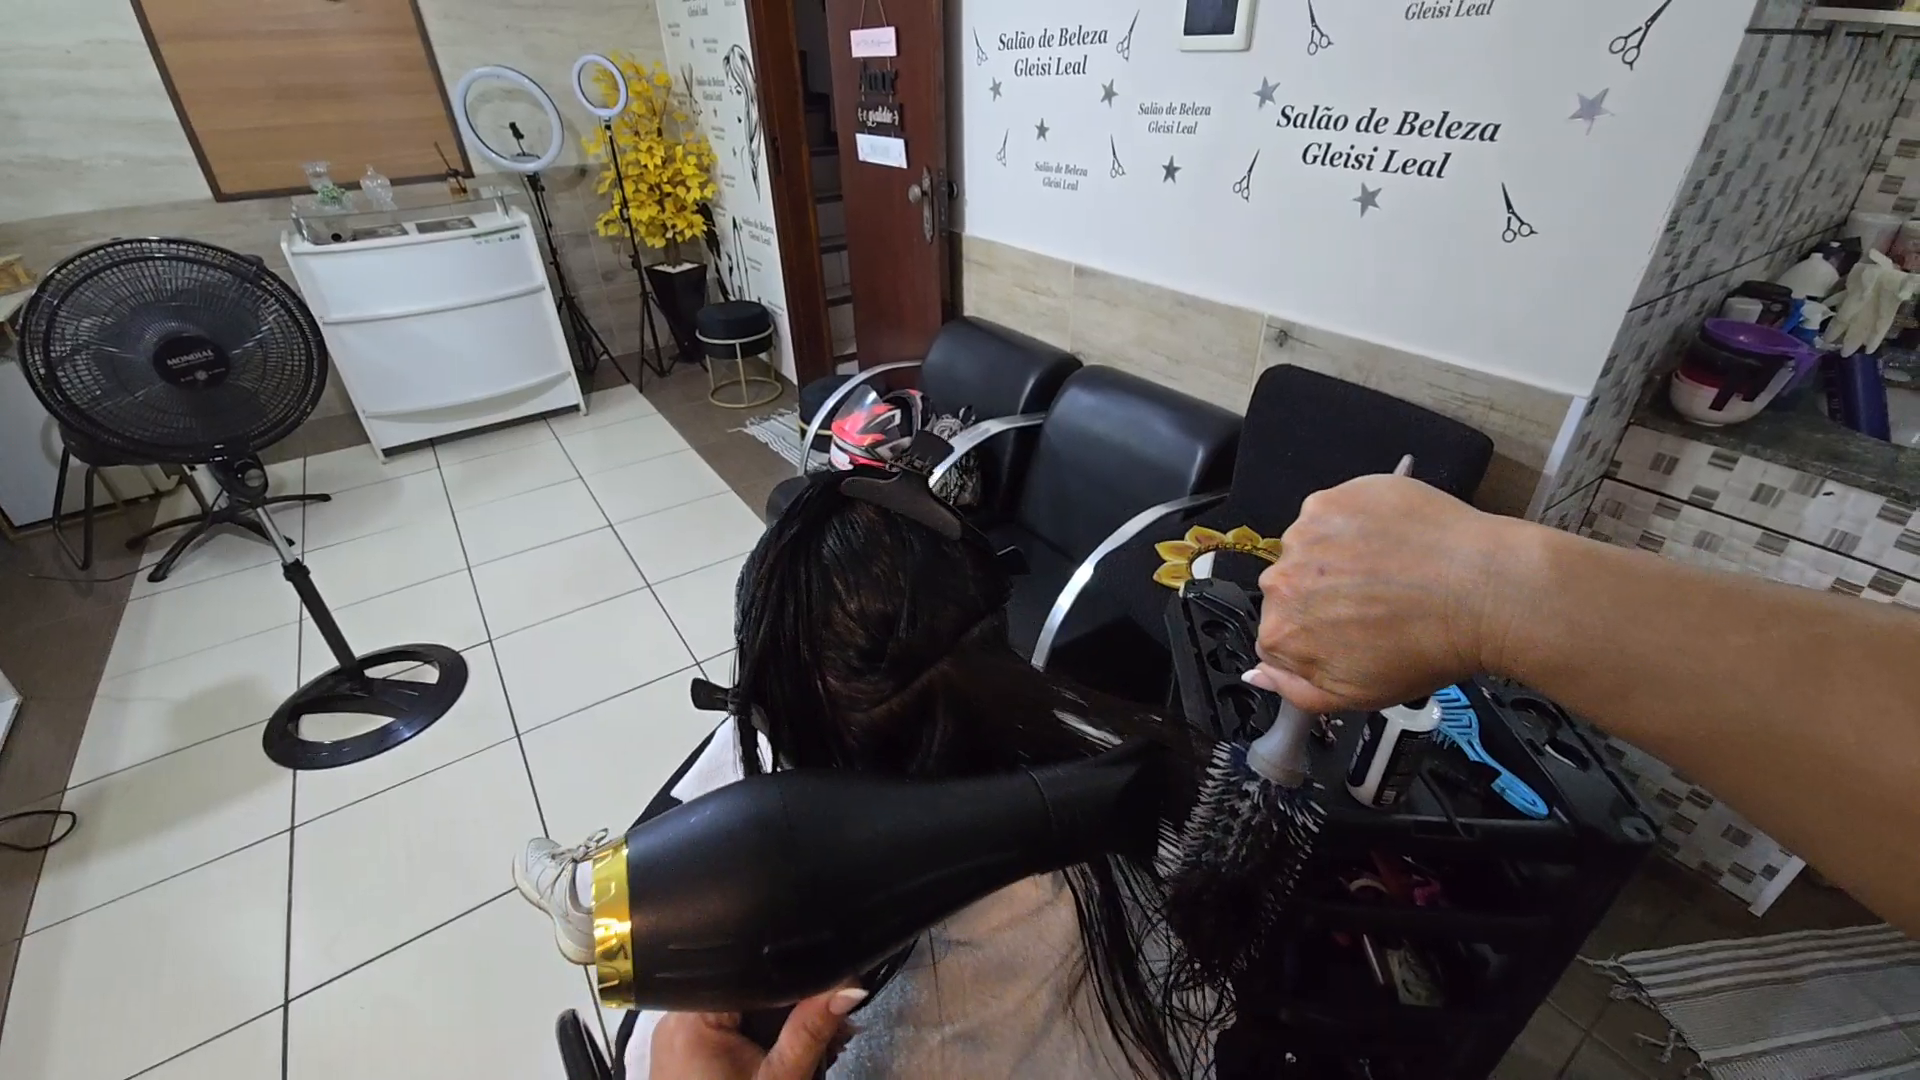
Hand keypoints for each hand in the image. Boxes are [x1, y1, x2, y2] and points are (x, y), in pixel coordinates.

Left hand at [650, 987, 866, 1079]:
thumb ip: (811, 1029)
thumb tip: (851, 984)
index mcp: (693, 1016)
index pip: (756, 973)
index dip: (798, 979)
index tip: (837, 989)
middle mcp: (677, 1017)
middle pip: (752, 991)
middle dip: (797, 1006)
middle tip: (840, 1028)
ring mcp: (678, 1036)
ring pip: (745, 1009)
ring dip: (784, 1024)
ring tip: (824, 1044)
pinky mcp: (684, 1054)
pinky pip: (731, 1029)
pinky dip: (761, 1038)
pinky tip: (790, 1054)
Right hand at [1246, 475, 1528, 711]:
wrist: (1483, 590)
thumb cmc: (1428, 644)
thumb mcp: (1357, 695)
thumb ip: (1296, 691)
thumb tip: (1258, 674)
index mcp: (1280, 633)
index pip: (1276, 633)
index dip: (1312, 634)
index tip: (1344, 632)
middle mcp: (1278, 582)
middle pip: (1288, 588)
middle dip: (1320, 593)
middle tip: (1372, 601)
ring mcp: (1301, 537)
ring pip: (1307, 549)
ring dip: (1336, 556)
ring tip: (1387, 569)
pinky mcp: (1327, 503)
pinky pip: (1328, 514)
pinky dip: (1352, 524)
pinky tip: (1388, 541)